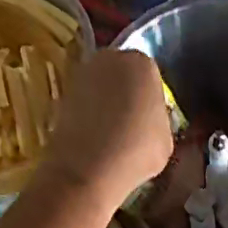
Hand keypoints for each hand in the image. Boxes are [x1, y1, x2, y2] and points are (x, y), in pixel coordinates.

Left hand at [40, 50, 174, 206]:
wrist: (88, 170)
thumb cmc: (136, 153)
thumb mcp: (165, 142)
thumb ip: (159, 124)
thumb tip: (149, 125)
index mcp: (144, 62)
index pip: (151, 79)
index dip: (150, 103)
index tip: (148, 125)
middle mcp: (112, 58)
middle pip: (123, 77)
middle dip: (125, 98)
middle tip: (127, 129)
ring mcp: (82, 74)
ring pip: (100, 89)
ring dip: (104, 107)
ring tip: (107, 138)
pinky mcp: (61, 95)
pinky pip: (82, 105)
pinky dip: (86, 119)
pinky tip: (90, 142)